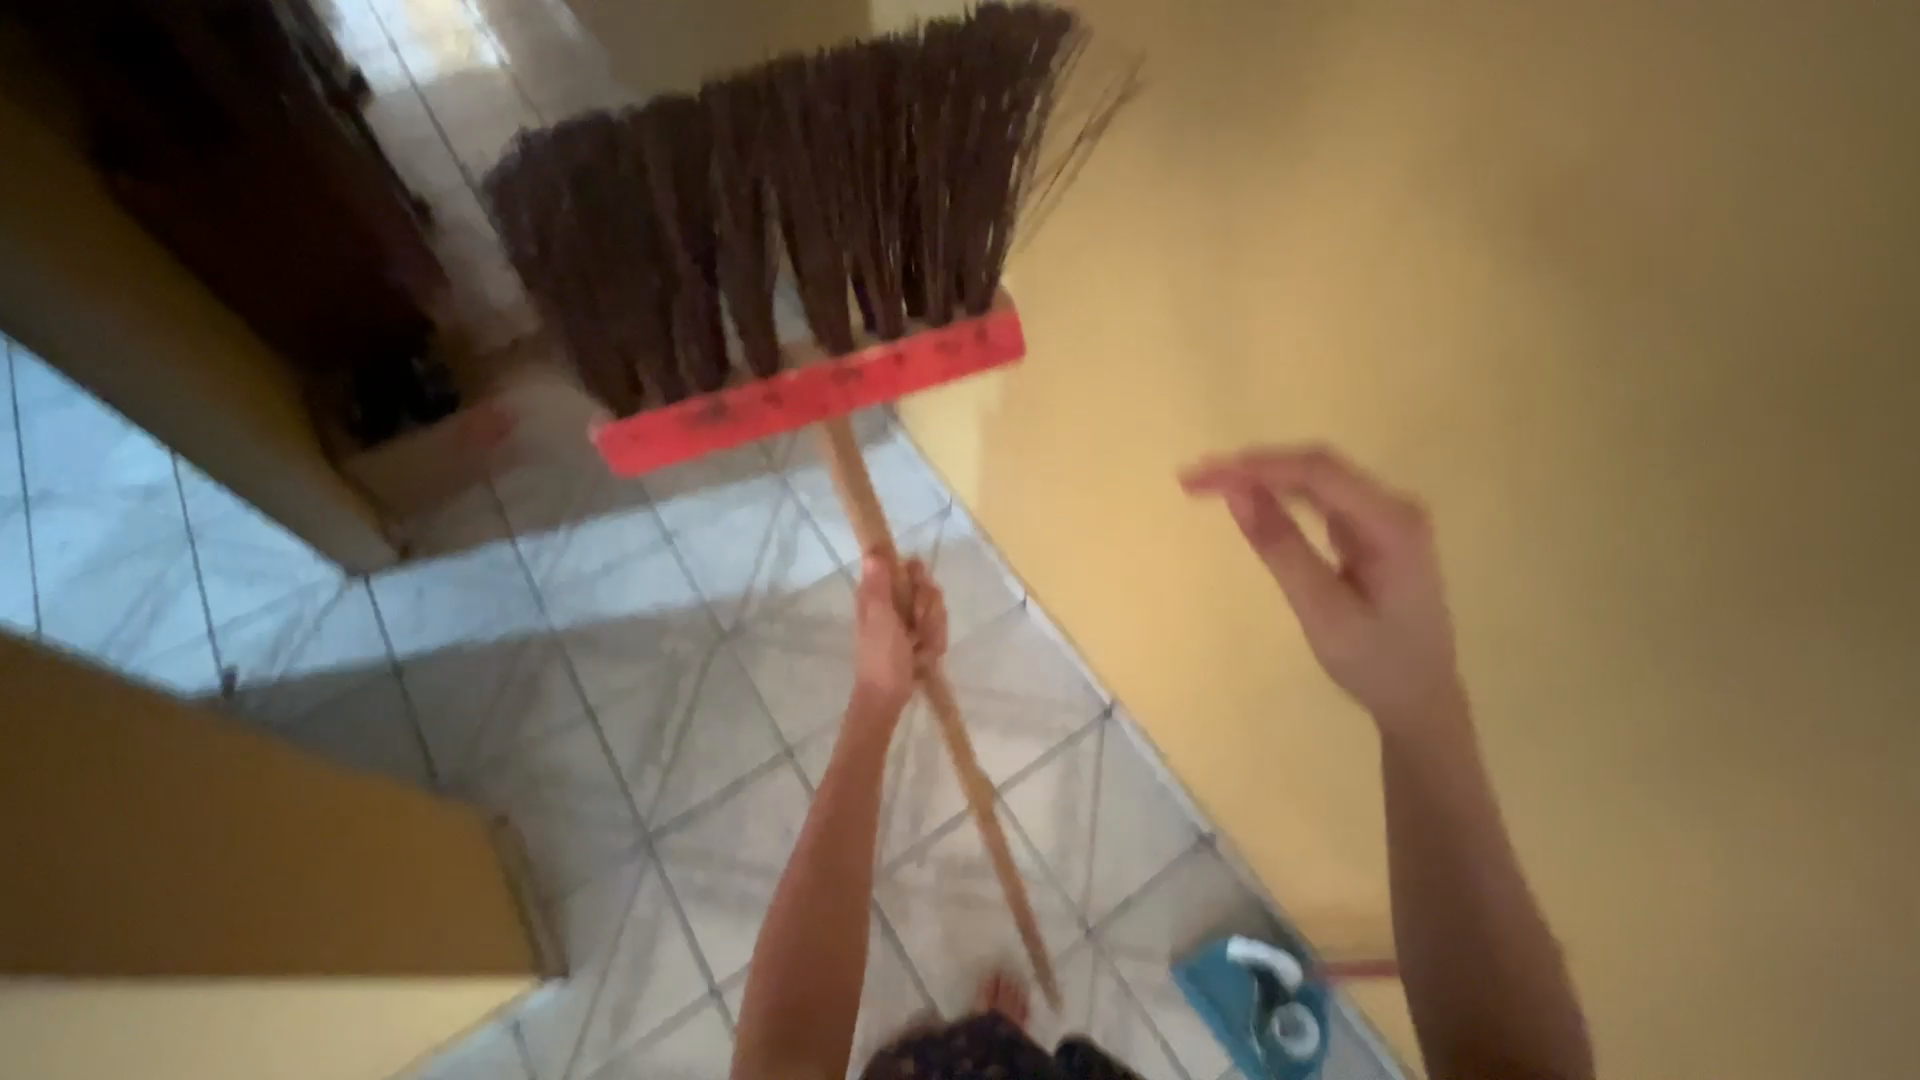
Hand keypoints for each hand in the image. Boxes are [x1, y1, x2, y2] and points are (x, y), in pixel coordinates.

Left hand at [851, 555, 947, 717]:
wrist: (887, 698)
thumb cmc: (881, 658)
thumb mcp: (879, 618)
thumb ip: (880, 585)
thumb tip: (874, 551)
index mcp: (879, 594)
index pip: (908, 568)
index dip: (919, 579)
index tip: (920, 596)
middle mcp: (894, 603)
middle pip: (927, 589)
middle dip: (930, 612)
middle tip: (918, 630)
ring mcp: (907, 621)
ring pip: (936, 610)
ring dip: (932, 631)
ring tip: (919, 649)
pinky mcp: (918, 638)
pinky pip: (938, 630)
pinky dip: (934, 645)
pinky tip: (923, 657)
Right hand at [1181, 445, 1467, 737]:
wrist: (1421, 700)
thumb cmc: (1374, 662)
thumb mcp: (1321, 611)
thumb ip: (1280, 547)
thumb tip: (1235, 493)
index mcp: (1391, 522)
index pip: (1316, 472)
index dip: (1254, 466)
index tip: (1200, 477)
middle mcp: (1394, 506)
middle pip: (1316, 467)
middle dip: (1253, 467)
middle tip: (1194, 480)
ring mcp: (1384, 517)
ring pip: (1316, 479)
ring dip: (1263, 477)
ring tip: (1211, 485)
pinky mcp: (1371, 531)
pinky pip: (1320, 499)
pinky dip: (1280, 495)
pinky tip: (1250, 501)